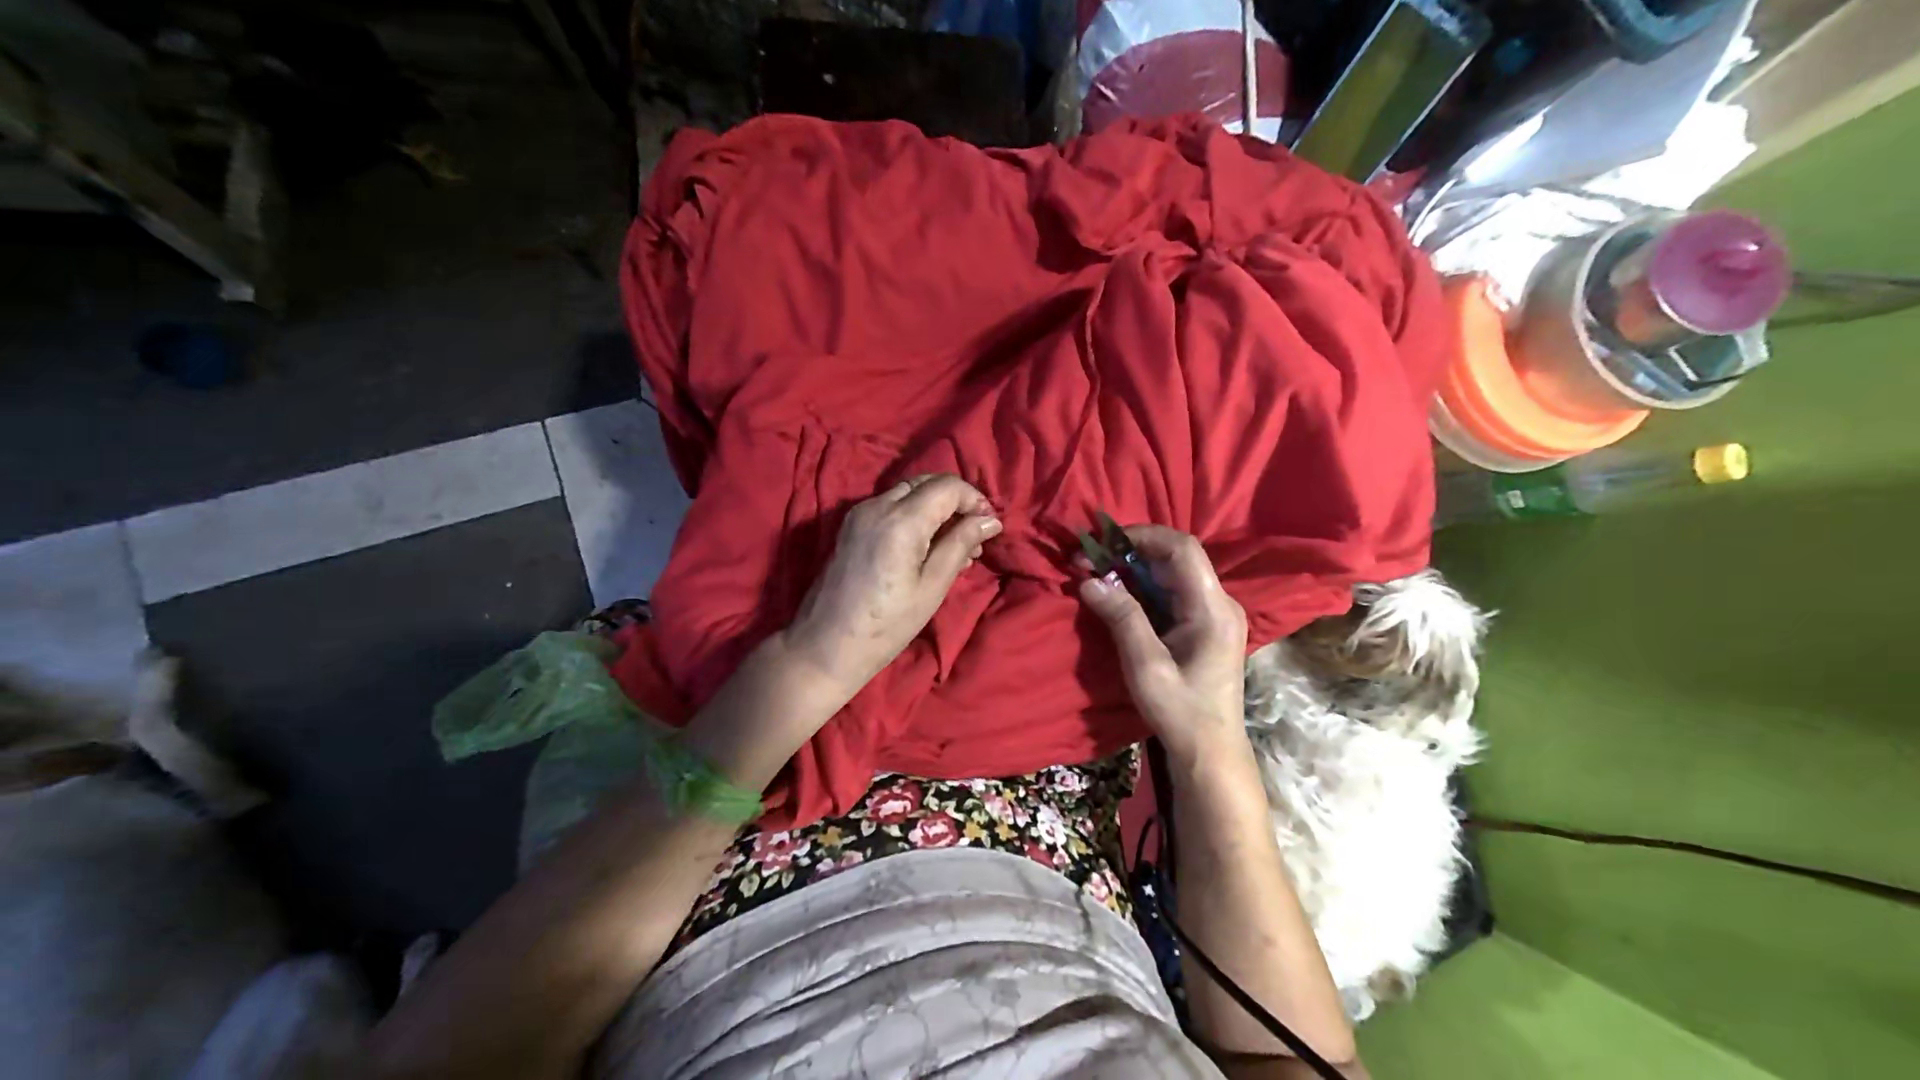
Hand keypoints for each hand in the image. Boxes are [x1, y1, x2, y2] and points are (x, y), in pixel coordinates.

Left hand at [780, 474, 1001, 701]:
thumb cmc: (886, 625)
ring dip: (935, 508)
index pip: (947, 487)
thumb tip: (990, 521)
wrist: (825, 645)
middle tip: (975, 535)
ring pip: (908, 492)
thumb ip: (960, 545)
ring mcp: (859, 513)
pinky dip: (914, 516)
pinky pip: (890, 506)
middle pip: (926, 483)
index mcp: (900, 520)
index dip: (974, 500)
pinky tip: (926, 547)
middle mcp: (877, 505)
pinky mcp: (850, 525)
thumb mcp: (932, 587)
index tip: (990, 526)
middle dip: (956, 501)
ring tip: (956, 546)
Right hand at [1078, 525, 1248, 766]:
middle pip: (1176, 558)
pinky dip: (1142, 588)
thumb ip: (1122, 617)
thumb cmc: (1181, 711)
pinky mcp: (1203, 626)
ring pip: (1172, 574)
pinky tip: (1116, 595)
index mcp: (1213, 609)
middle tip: (1089, 561)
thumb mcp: (1146, 666)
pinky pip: (1172, 593)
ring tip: (1095, 575)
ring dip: (1134, 570)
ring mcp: (1214, 614)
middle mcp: (1219, 603)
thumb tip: (1090, 579)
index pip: (1183, 549)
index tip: (1105, 542)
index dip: (1144, 535)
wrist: (1209, 750)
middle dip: (1131, 552)